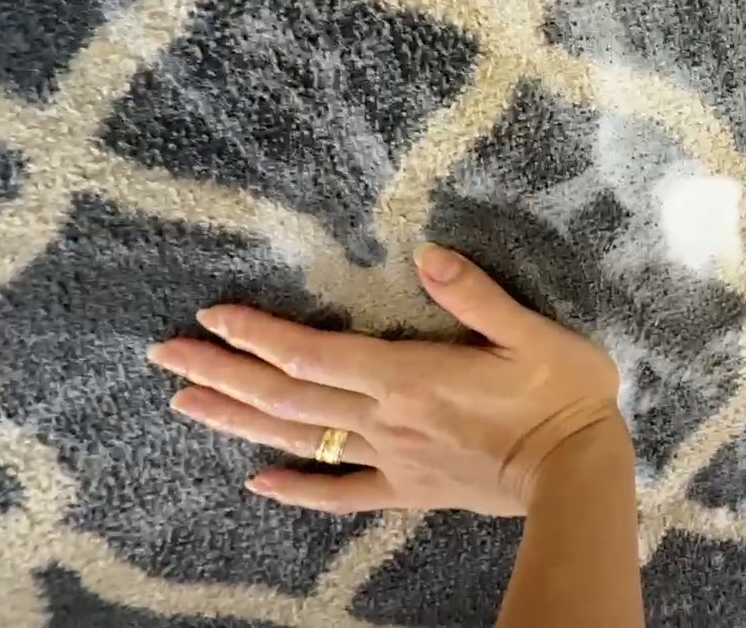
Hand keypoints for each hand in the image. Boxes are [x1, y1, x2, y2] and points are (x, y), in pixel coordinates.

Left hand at [147, 243, 625, 515]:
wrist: (578, 469)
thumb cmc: (561, 392)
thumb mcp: (532, 332)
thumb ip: (476, 295)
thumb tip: (426, 253)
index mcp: (414, 377)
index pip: (319, 354)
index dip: (264, 335)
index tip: (215, 316)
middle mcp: (389, 419)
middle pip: (292, 396)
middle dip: (227, 373)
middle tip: (167, 356)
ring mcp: (394, 460)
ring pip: (302, 439)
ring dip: (241, 420)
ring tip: (185, 405)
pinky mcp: (410, 489)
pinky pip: (341, 492)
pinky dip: (296, 489)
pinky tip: (258, 483)